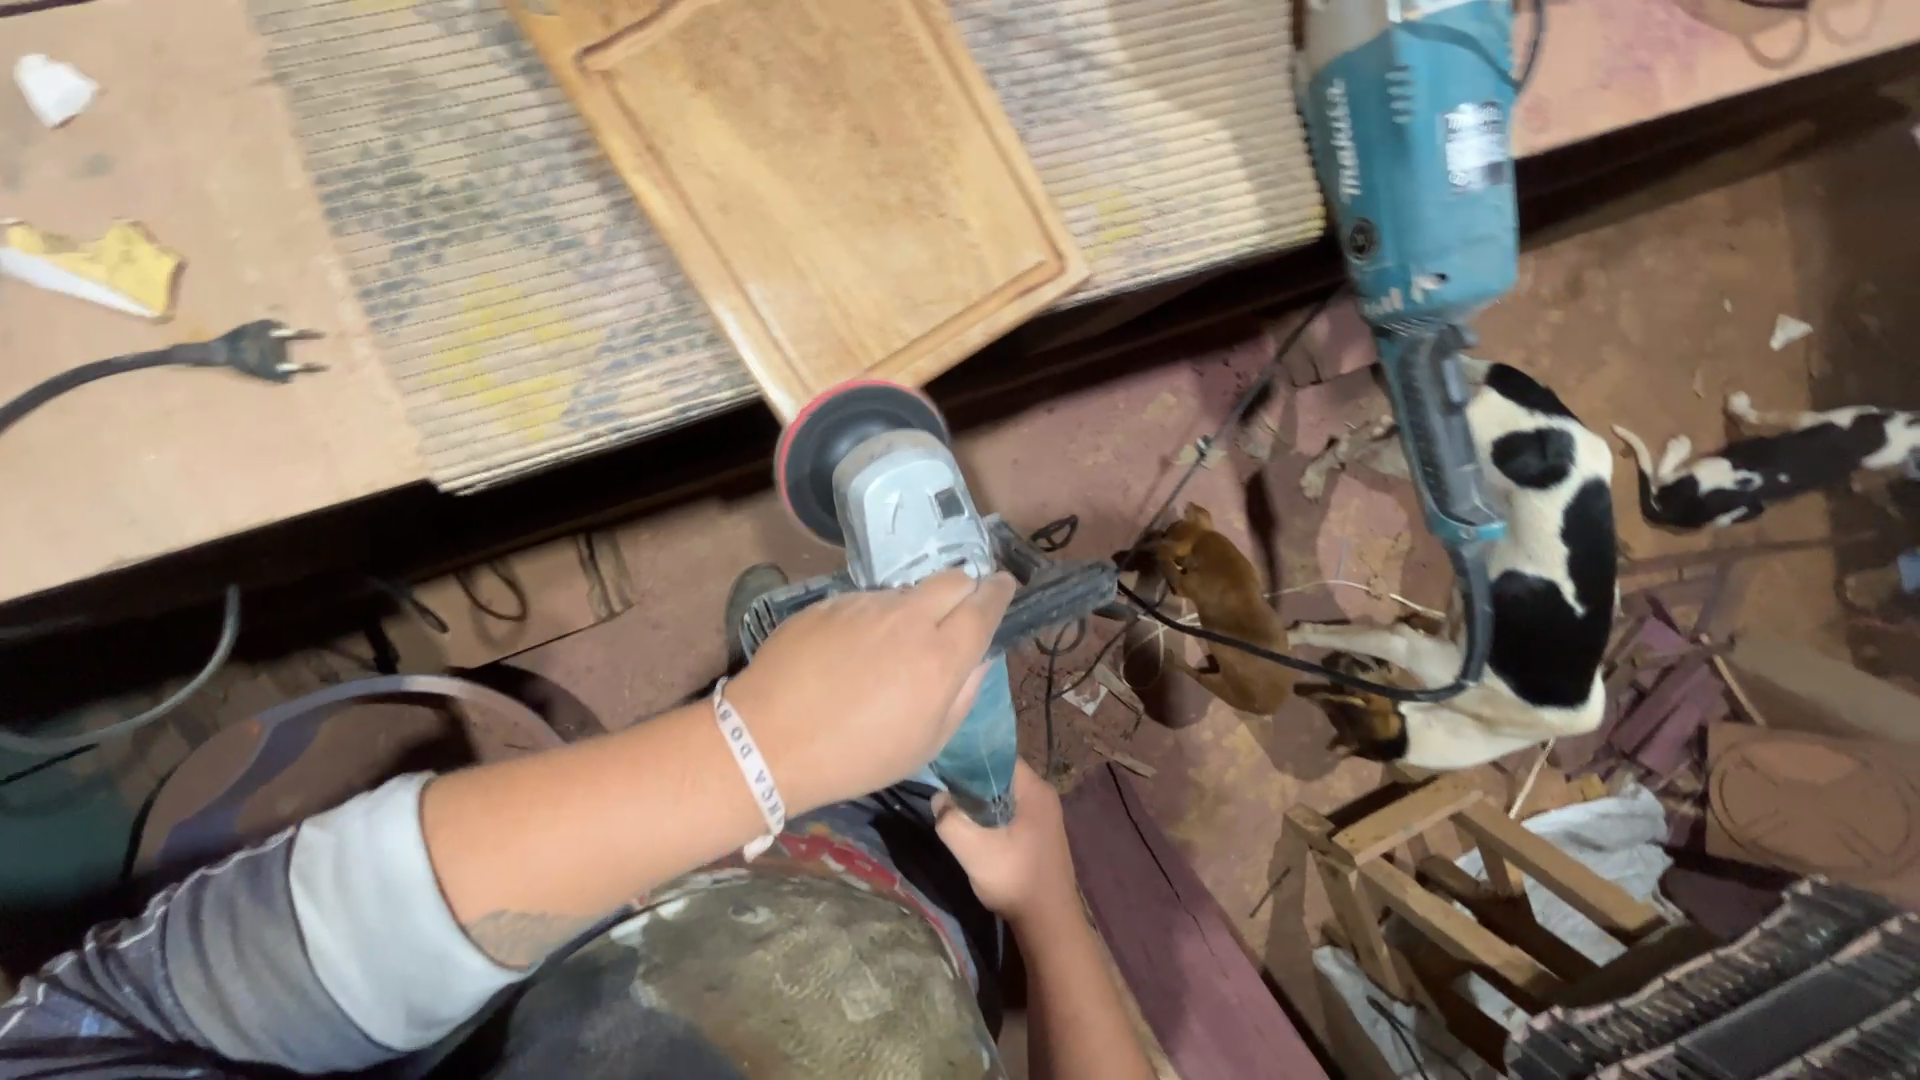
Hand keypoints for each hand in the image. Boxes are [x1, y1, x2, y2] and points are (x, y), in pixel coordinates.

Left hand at [724, 568, 1015, 811]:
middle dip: (965, 588)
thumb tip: (979, 658)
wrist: (769, 741)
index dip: (999, 591)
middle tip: (957, 612)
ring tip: (891, 649)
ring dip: (915, 609)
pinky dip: (873, 619)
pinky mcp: (831, 603)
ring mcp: (866, 605)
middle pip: (953, 578)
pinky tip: (851, 653)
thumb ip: (964, 693)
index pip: (985, 604)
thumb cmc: (857, 757)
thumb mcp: (926, 742)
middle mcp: (908, 618)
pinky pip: (866, 602)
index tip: (1004, 587)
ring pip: (907, 592)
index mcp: (941, 656)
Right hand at [933, 760, 1078, 928]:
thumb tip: (939, 798)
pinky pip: (1012, 812)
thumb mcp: (973, 850)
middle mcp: (1044, 796)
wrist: (1049, 923)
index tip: (945, 764)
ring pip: (1005, 795)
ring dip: (982, 801)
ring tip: (956, 807)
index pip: (999, 756)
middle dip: (973, 781)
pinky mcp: (1041, 834)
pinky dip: (993, 815)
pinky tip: (976, 828)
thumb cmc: (1014, 879)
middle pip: (1001, 776)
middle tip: (946, 787)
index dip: (971, 758)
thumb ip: (950, 820)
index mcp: (1035, 789)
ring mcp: (1045, 816)